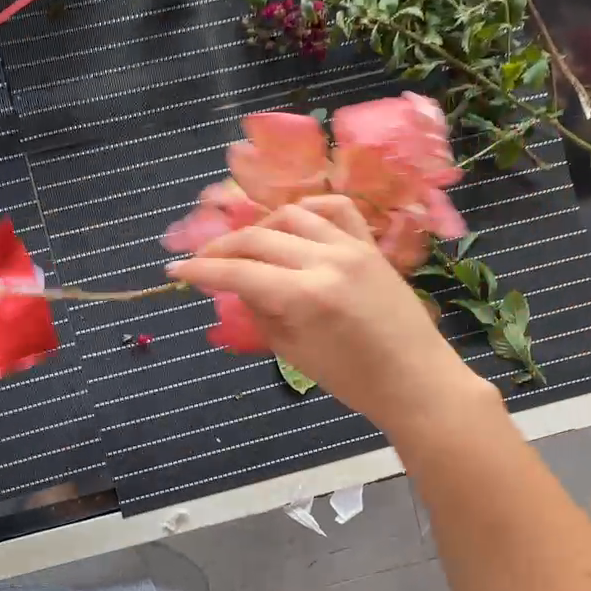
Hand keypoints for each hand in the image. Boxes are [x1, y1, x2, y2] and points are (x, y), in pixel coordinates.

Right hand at [166, 195, 495, 437]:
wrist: (416, 380)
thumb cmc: (352, 379)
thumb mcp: (292, 351)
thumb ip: (260, 312)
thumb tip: (235, 287)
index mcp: (306, 296)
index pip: (239, 273)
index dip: (201, 271)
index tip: (174, 271)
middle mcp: (327, 262)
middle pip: (258, 240)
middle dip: (220, 249)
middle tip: (200, 262)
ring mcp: (353, 248)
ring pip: (290, 216)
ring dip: (257, 228)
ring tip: (243, 247)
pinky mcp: (371, 245)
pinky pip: (335, 210)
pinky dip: (306, 209)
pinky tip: (290, 224)